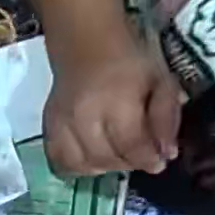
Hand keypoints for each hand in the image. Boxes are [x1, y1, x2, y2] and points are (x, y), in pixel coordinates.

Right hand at [44, 37, 183, 177]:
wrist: (85, 46)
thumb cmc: (130, 60)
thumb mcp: (161, 81)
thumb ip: (166, 119)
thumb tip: (166, 154)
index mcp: (117, 99)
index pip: (130, 143)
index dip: (146, 159)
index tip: (158, 164)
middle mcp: (84, 116)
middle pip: (105, 158)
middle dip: (126, 163)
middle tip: (138, 157)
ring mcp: (61, 125)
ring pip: (81, 165)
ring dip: (103, 168)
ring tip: (116, 158)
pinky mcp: (47, 130)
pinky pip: (59, 162)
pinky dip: (77, 168)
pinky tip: (92, 161)